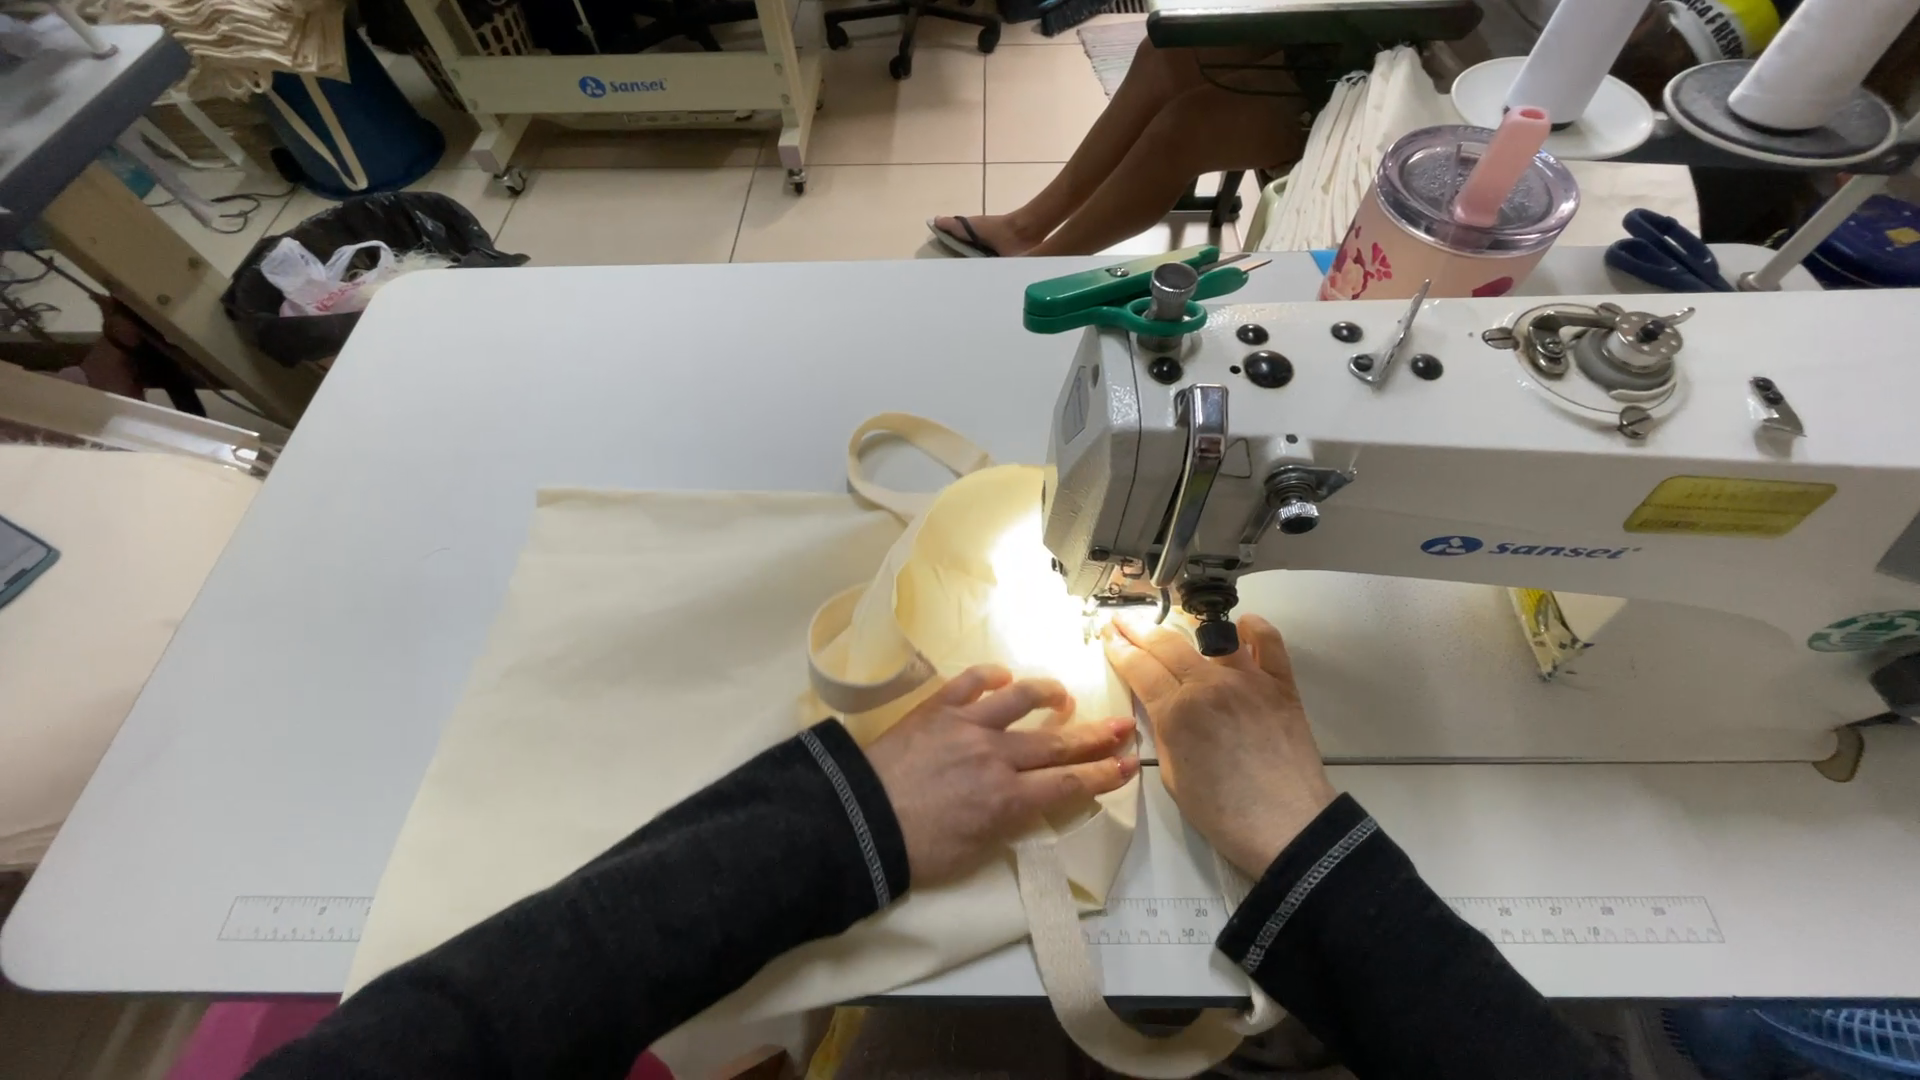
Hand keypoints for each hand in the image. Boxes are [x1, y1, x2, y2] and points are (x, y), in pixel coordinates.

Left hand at [864, 665, 1139, 885]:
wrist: (859, 821)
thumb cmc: (915, 851)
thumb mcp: (973, 854)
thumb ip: (1006, 825)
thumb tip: (1026, 804)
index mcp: (1008, 800)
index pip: (1068, 784)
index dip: (1103, 775)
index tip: (1129, 764)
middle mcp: (996, 757)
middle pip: (1055, 743)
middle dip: (1095, 736)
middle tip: (1123, 725)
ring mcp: (967, 726)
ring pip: (1019, 701)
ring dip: (1047, 695)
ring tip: (1064, 695)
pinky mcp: (938, 708)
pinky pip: (970, 682)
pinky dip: (991, 675)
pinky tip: (1004, 675)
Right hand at [1104, 612, 1334, 876]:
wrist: (1290, 830)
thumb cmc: (1223, 814)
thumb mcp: (1172, 775)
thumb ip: (1163, 731)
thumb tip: (1158, 706)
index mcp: (1176, 712)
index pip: (1138, 667)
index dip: (1118, 648)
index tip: (1107, 635)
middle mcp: (1208, 686)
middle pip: (1165, 644)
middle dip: (1138, 629)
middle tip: (1123, 622)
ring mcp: (1248, 681)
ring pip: (1211, 635)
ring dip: (1187, 624)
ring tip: (1174, 620)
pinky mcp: (1281, 686)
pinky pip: (1269, 644)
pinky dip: (1256, 629)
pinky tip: (1242, 625)